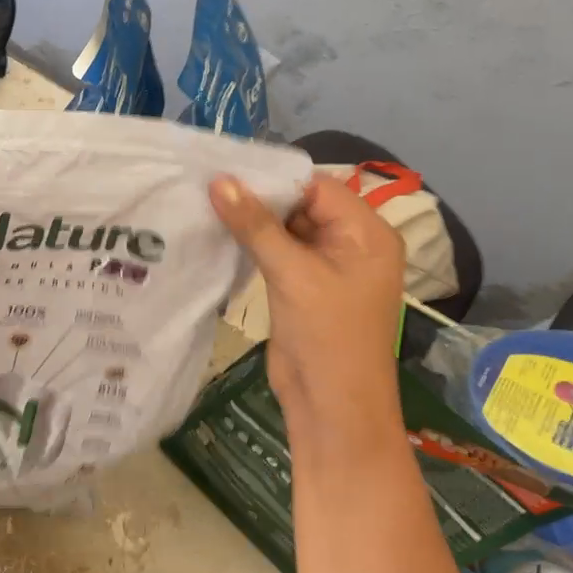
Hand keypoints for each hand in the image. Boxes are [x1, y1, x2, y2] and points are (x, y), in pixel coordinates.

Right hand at [209, 173, 405, 441]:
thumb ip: (255, 225)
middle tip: (207, 184)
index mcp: (367, 233)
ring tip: (205, 204)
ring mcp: (328, 266)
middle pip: (301, 204)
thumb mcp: (291, 273)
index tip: (224, 169)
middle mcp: (352, 243)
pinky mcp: (304, 286)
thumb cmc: (326, 335)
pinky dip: (252, 243)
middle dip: (258, 197)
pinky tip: (219, 234)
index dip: (272, 177)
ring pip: (285, 228)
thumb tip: (219, 180)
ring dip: (251, 221)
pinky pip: (278, 252)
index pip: (316, 186)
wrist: (331, 403)